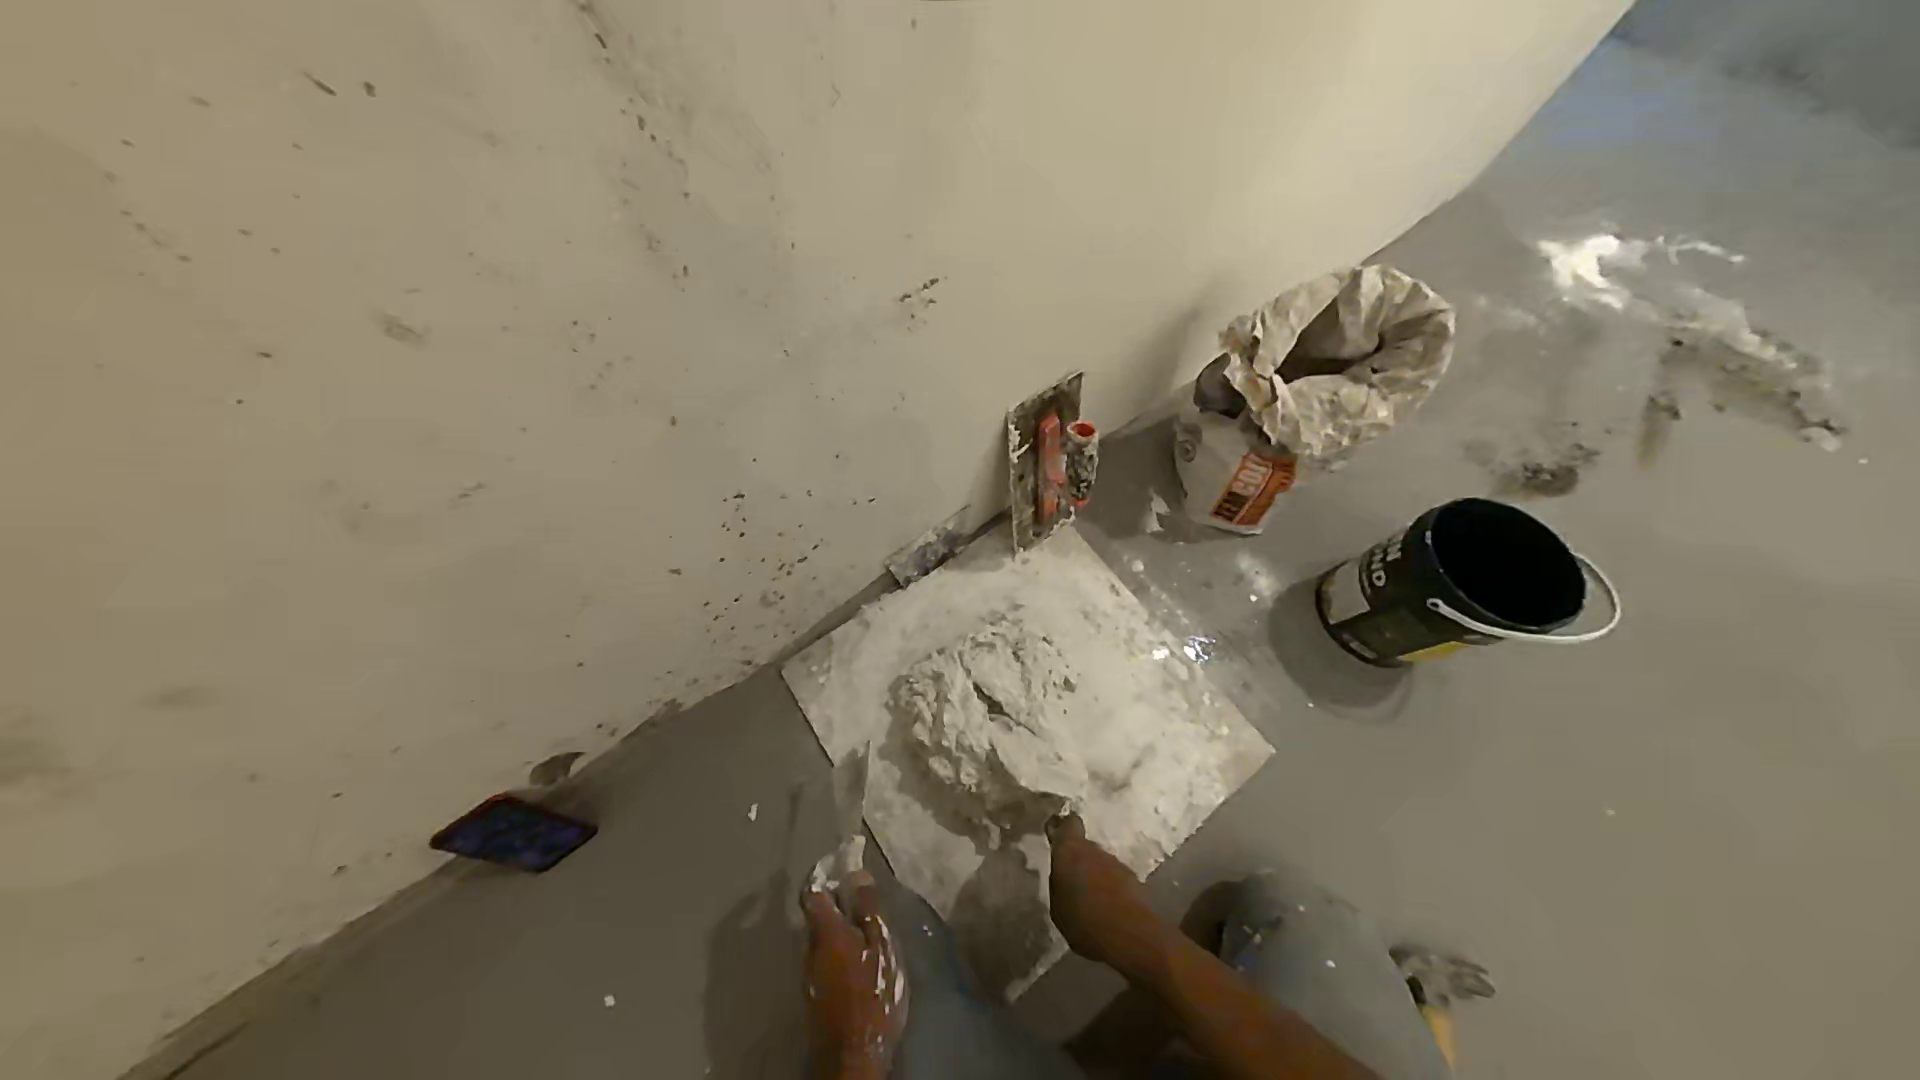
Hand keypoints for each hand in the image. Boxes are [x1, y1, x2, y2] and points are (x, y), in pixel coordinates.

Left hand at [800, 873, 907, 1079]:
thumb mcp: (881, 946)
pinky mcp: (815, 993)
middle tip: (861, 898)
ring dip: (839, 928)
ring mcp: (809, 973)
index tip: (839, 861)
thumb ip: (868, 909)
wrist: (854, 1054)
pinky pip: (825, 958)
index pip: (812, 892)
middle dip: (836, 903)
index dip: (823, 874)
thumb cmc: (873, 994)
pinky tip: (858, 957)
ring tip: (864, 928)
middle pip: (817, 915)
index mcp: (825, 932)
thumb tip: (857, 873)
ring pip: (821, 937)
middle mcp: (809, 949)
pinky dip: (839, 949)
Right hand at [1046, 813, 1174, 982]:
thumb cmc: (1083, 921)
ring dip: (1097, 877)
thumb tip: (1064, 876)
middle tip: (1073, 883)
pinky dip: (1112, 891)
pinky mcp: (1135, 882)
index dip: (1063, 828)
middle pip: (1086, 847)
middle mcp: (1095, 850)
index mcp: (1070, 850)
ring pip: (1102, 864)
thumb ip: (1060, 883)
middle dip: (1080, 860)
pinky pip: (1116, 881)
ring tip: (1092, 902)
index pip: (1068, 823)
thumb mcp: (1058, 906)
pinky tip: (1108, 911)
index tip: (1058, 837)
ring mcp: (1118, 865)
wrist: (1130, 938)